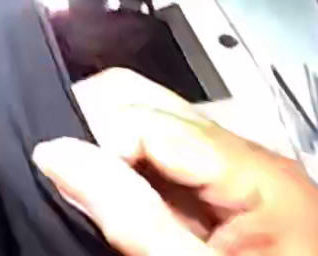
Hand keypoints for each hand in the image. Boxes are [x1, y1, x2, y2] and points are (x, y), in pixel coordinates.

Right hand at [34, 69, 317, 255]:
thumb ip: (132, 218)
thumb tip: (54, 153)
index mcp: (264, 175)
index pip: (146, 117)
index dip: (95, 139)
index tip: (60, 176)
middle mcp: (253, 158)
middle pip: (145, 100)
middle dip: (93, 128)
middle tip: (62, 172)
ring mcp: (240, 173)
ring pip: (144, 120)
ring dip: (106, 147)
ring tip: (86, 189)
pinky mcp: (226, 194)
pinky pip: (157, 154)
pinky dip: (126, 168)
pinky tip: (116, 200)